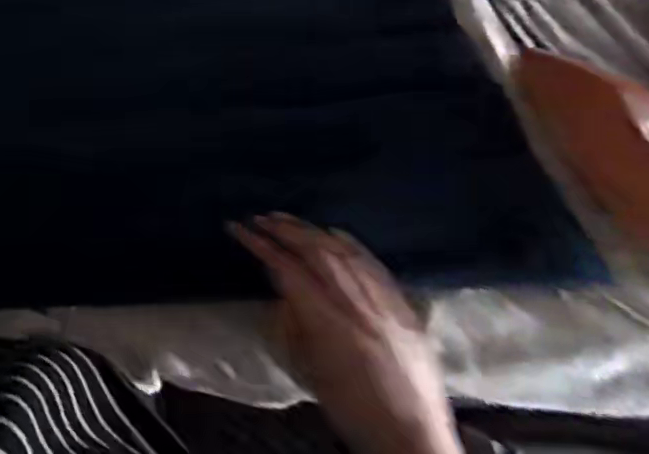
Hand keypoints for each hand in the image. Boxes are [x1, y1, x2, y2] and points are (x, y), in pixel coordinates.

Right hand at [230, 214, 460, 453]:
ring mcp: (388, 308)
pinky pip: (378, 269)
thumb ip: (292, 316)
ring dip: (313, 231)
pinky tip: (336, 233)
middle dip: (284, 230)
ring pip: (347, 254)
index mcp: (329, 321)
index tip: (235, 227)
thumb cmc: (347, 404)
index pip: (286, 267)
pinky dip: (354, 246)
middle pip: (318, 253)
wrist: (412, 441)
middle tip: (259, 218)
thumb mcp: (305, 361)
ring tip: (288, 220)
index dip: (258, 243)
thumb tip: (280, 282)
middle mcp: (359, 307)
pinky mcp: (408, 314)